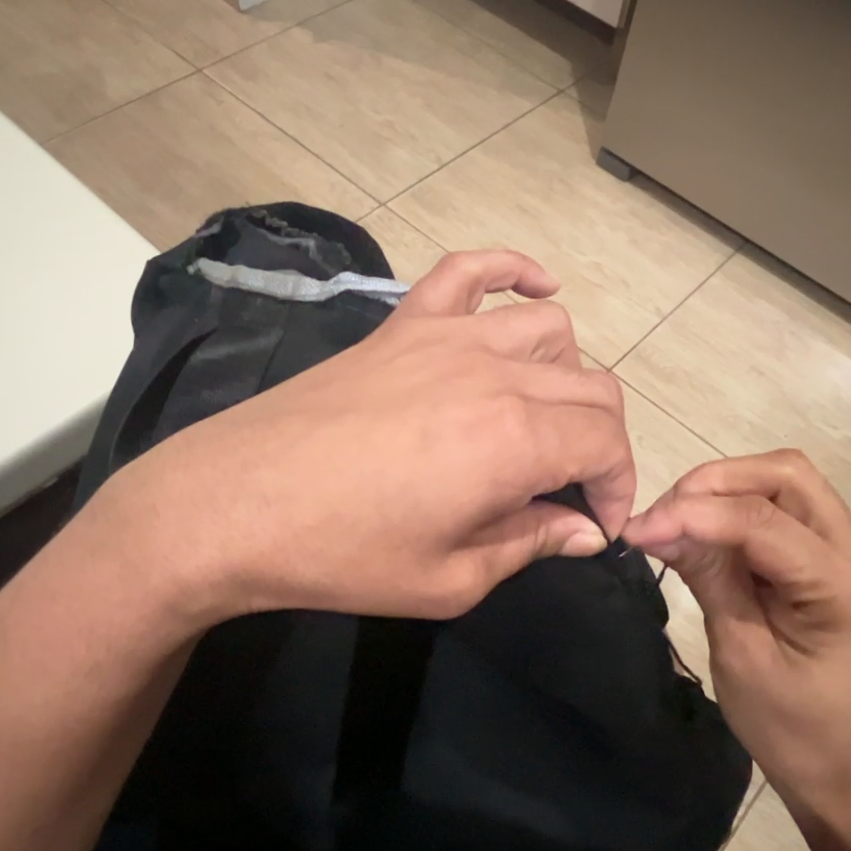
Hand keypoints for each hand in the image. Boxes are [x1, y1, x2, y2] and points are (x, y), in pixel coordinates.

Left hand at [90, 249, 635, 624]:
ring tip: (543, 420)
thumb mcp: (450, 580)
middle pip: (592, 387)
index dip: (618, 487)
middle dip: (602, 443)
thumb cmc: (342, 555)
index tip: (596, 524)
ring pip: (550, 330)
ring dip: (568, 377)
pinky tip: (536, 288)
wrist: (232, 506)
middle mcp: (495, 372)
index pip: (607, 444)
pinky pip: (471, 271)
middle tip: (572, 489)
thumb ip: (531, 544)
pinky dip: (513, 270)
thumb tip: (583, 530)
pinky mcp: (403, 323)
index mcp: (515, 440)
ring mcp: (446, 336)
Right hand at [622, 450, 850, 830]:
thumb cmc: (790, 727)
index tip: (635, 529)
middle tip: (661, 515)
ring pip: (784, 481)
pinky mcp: (830, 555)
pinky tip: (701, 530)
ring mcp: (848, 549)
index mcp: (843, 585)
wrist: (840, 767)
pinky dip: (737, 507)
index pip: (762, 521)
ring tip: (675, 519)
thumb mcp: (740, 654)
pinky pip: (783, 507)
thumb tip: (654, 524)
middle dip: (715, 482)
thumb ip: (707, 577)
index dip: (693, 514)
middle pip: (786, 474)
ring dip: (725, 488)